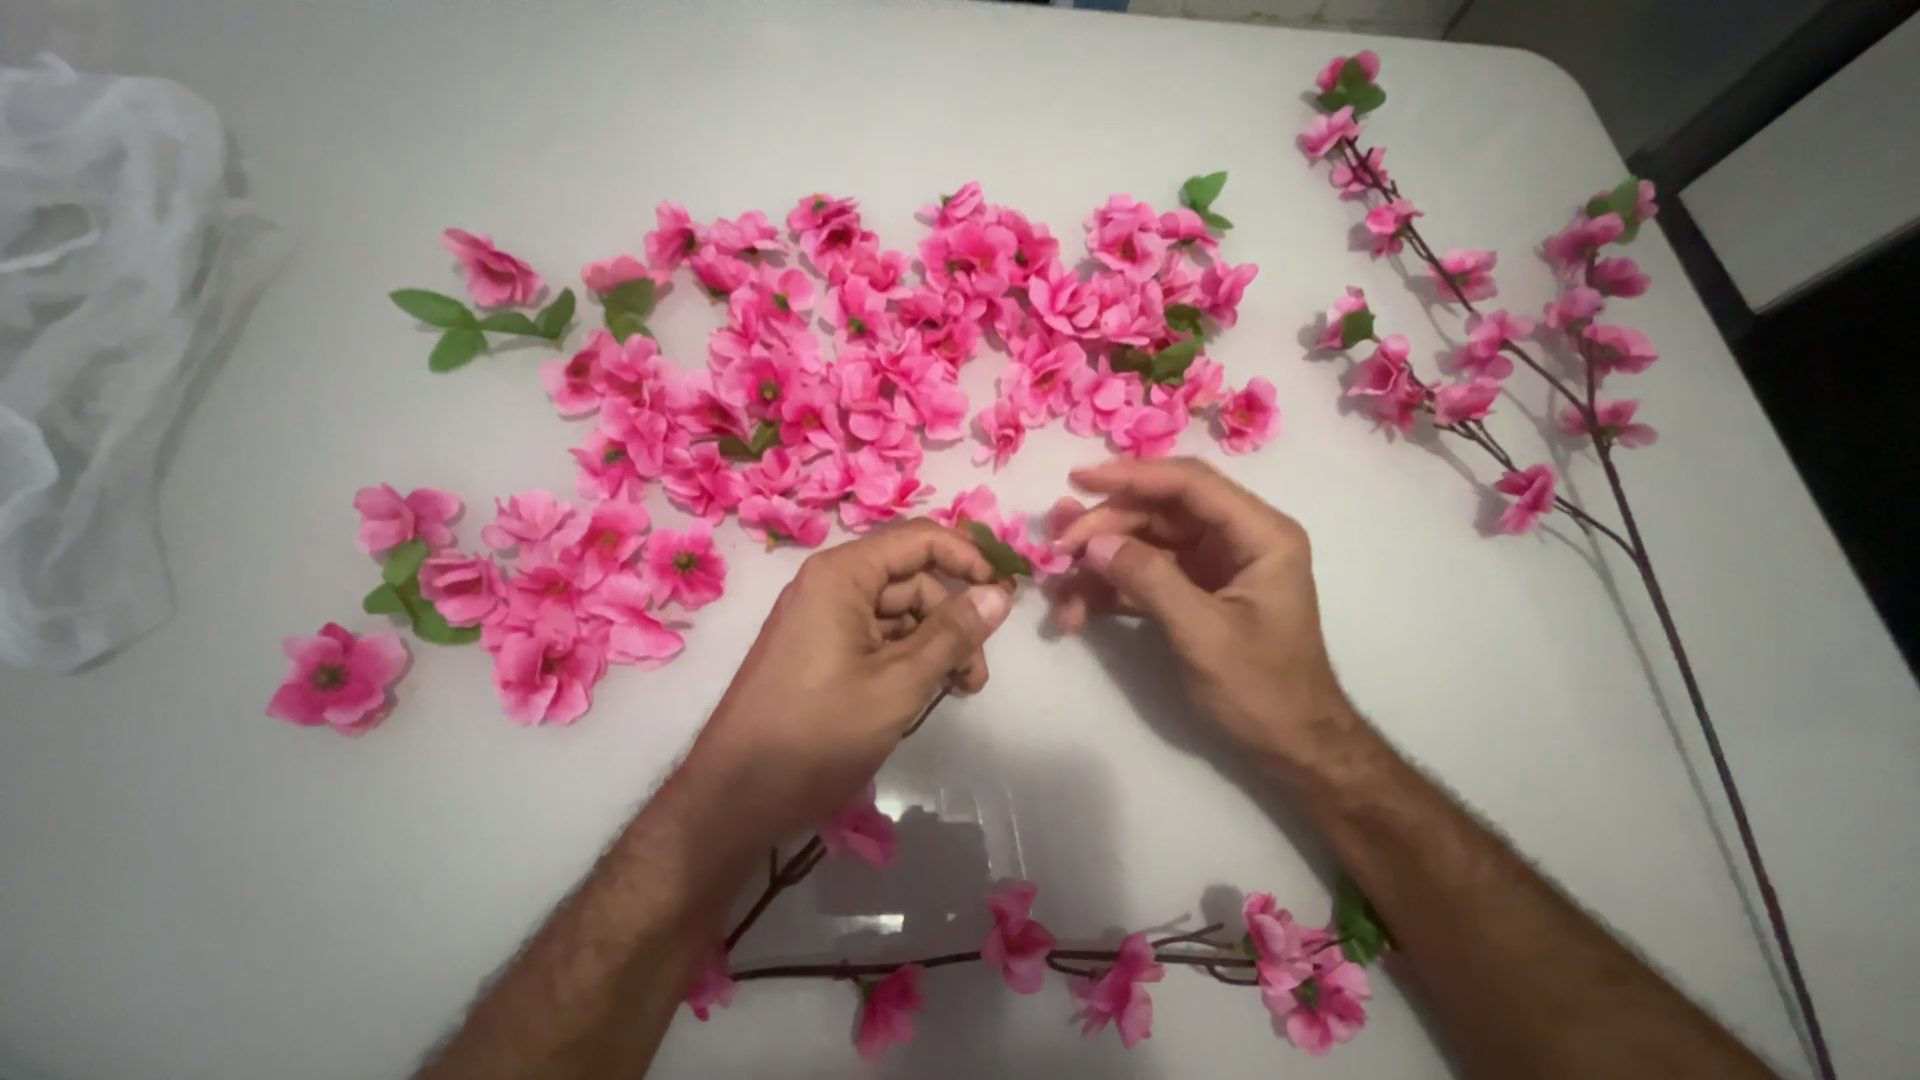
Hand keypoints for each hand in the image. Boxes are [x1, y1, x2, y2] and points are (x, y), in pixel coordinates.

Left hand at [686, 519, 1012, 850]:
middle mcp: (830, 585)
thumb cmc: (819, 732)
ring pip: (898, 613)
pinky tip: (923, 696)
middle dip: (953, 618)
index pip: (921, 539)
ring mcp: (822, 620)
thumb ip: (953, 633)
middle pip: (911, 579)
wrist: (737, 796)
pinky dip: (906, 660)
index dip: (968, 559)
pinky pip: (875, 638)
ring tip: (958, 691)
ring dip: (934, 644)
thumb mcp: (899, 683)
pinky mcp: (819, 652)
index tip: (1005, 596)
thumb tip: (1000, 592)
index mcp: (842, 574)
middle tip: (977, 673)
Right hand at [1049, 458, 1356, 768]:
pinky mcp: (1195, 593)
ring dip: (1100, 563)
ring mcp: (1214, 566)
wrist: (1292, 746)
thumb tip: (1094, 543)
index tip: (1079, 478)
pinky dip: (1110, 589)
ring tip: (1058, 590)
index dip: (1132, 476)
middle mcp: (1238, 538)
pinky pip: (1144, 575)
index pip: (1189, 484)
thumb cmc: (1262, 689)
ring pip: (1145, 543)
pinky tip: (1075, 611)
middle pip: (1160, 511)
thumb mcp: (1203, 634)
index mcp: (1260, 534)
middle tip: (1057, 552)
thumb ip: (1149, 580)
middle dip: (1105, 529)